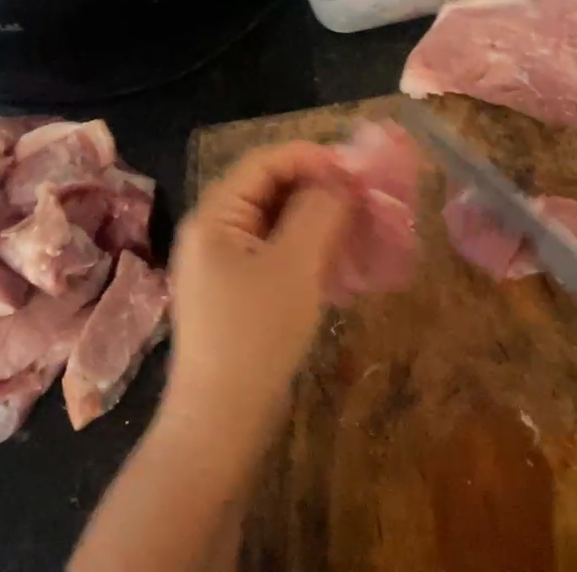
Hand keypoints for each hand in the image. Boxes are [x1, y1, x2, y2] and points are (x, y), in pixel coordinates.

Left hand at [164, 141, 356, 438]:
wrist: (221, 419)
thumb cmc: (255, 333)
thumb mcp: (295, 264)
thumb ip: (318, 210)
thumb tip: (341, 179)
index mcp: (215, 215)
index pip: (264, 162)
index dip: (311, 157)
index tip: (356, 171)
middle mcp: (213, 232)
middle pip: (269, 188)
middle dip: (317, 187)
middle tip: (363, 199)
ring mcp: (222, 265)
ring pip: (275, 222)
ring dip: (316, 218)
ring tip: (358, 227)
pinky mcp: (236, 293)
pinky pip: (275, 252)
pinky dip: (307, 248)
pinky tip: (338, 261)